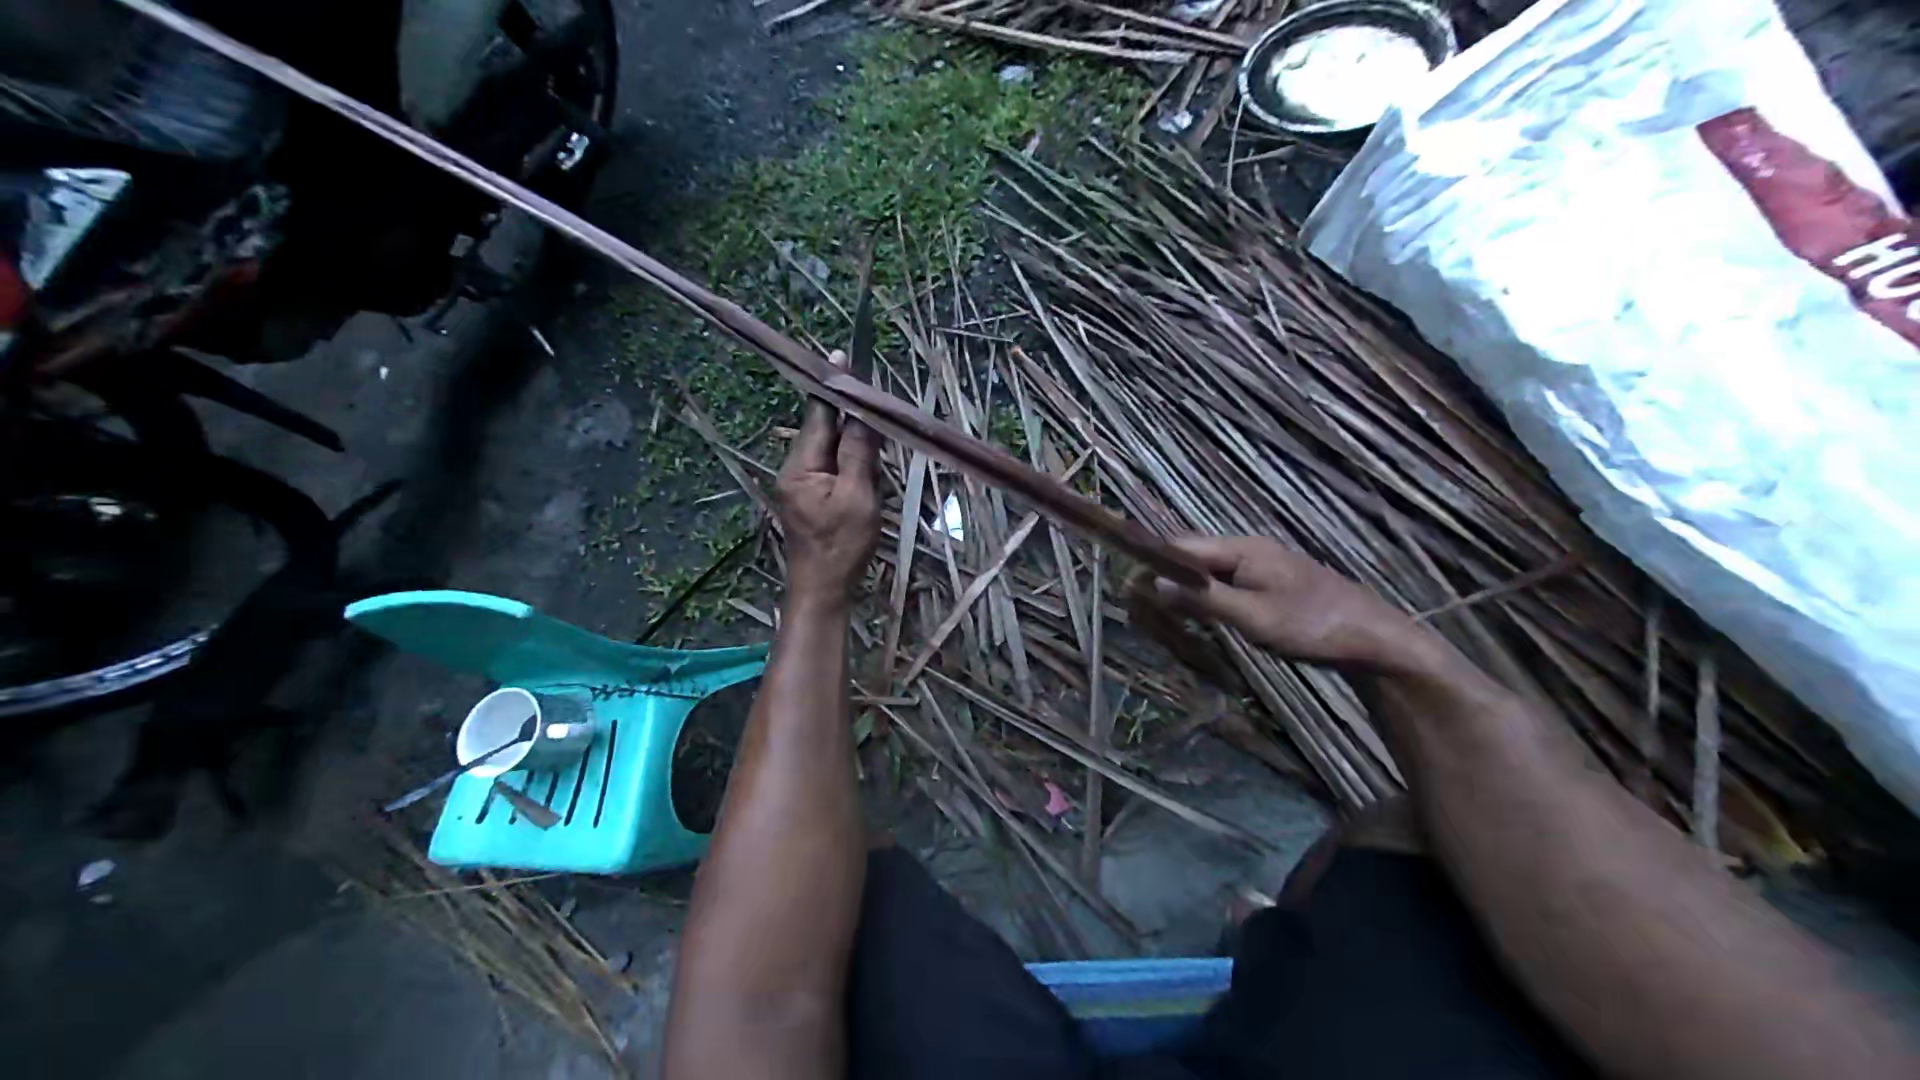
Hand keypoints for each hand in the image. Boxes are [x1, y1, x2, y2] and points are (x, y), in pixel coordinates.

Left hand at [776, 350, 879, 606]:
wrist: (823, 590)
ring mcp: (799, 485)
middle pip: (825, 430)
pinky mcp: (809, 499)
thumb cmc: (842, 546)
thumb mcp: (858, 496)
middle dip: (853, 426)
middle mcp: (793, 469)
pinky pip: (832, 471)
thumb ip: (859, 452)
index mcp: (800, 465)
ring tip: (876, 466)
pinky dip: (852, 470)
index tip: (842, 356)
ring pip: (831, 451)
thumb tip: (862, 413)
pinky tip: (868, 484)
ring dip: (855, 451)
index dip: (834, 387)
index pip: (818, 415)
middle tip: (879, 425)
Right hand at [1148, 536, 1423, 670]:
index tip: (1130, 589)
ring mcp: (1260, 569)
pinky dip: (1204, 600)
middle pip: (1191, 558)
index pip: (1183, 547)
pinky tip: (1199, 620)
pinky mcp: (1268, 587)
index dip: (1152, 564)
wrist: (1376, 641)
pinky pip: (1223, 586)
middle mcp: (1248, 551)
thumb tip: (1155, 585)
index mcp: (1243, 549)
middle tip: (1145, 612)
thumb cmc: (1314, 626)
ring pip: (1206, 574)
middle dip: (1164, 581)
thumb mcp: (1255, 617)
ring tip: (1165, 619)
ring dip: (1184, 593)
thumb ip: (1205, 599)